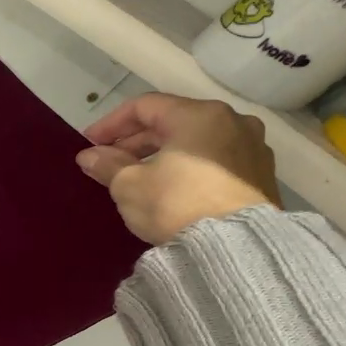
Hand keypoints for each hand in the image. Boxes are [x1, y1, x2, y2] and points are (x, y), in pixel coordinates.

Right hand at [77, 93, 280, 244]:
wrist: (233, 239)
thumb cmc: (174, 202)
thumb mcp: (128, 184)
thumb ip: (107, 164)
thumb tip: (90, 155)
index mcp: (197, 116)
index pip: (145, 106)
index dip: (110, 123)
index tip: (87, 144)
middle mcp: (231, 119)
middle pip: (172, 120)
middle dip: (134, 140)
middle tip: (107, 162)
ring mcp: (250, 143)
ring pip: (194, 138)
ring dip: (161, 151)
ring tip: (137, 174)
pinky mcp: (258, 168)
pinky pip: (213, 156)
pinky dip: (186, 162)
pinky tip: (170, 183)